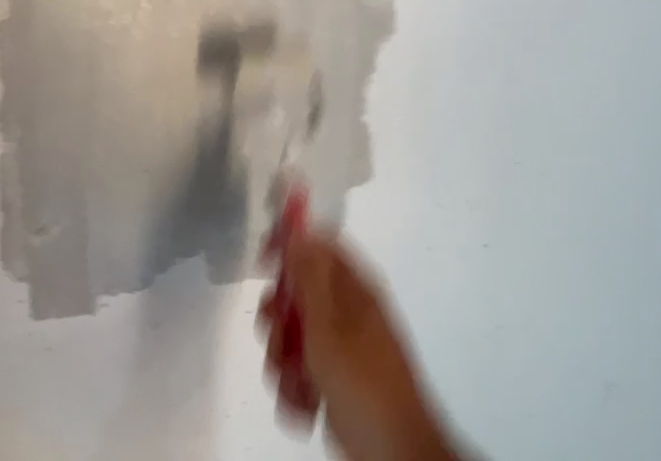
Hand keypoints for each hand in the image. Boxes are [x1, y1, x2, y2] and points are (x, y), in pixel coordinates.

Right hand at [260, 228, 463, 460]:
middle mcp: (347, 312)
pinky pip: (299, 367)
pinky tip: (303, 405)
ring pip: (292, 334)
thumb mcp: (327, 326)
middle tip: (280, 339)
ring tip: (295, 384)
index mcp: (353, 289)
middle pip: (296, 292)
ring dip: (282, 360)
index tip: (264, 261)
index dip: (289, 244)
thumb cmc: (362, 384)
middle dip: (278, 320)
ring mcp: (342, 347)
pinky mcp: (334, 380)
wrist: (396, 454)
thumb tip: (299, 224)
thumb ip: (308, 275)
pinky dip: (294, 386)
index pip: (317, 243)